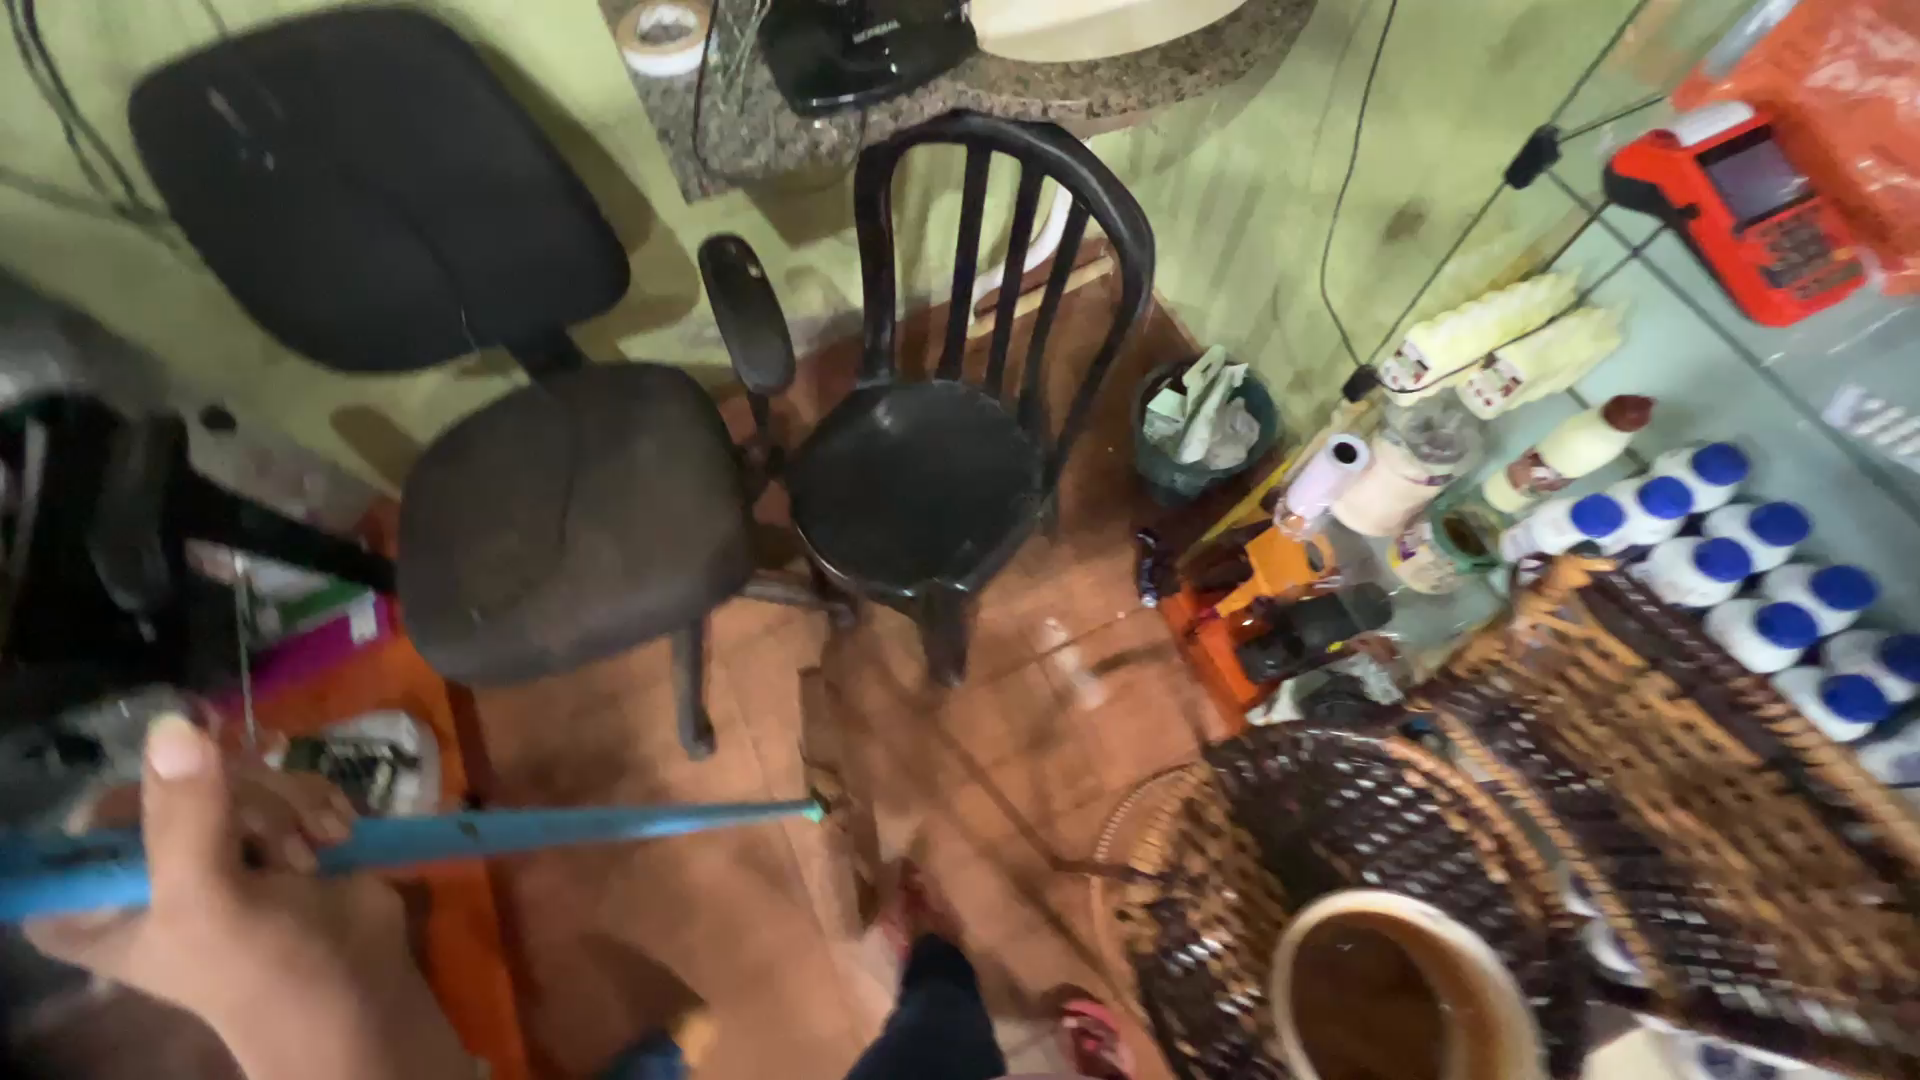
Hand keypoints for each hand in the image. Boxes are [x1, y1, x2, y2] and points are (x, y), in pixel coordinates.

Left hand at [25, 714, 472, 1079]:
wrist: (354, 981)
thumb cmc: (258, 960)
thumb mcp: (206, 893)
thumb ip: (189, 810)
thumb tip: (177, 721)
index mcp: (96, 895)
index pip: (107, 809)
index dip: (164, 794)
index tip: (219, 799)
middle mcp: (153, 864)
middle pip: (193, 782)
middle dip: (255, 805)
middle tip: (286, 844)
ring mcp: (225, 845)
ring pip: (252, 776)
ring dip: (297, 805)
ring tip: (319, 847)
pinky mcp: (283, 833)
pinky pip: (297, 783)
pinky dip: (324, 802)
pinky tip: (339, 834)